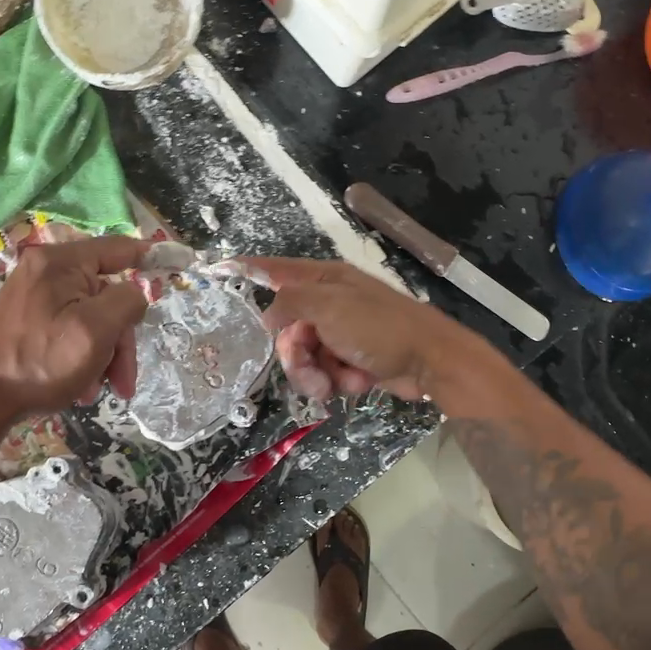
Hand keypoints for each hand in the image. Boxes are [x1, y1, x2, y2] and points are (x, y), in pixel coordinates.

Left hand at [0, 236, 148, 421]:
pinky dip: (80, 359)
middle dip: (120, 341)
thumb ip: (126, 302)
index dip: (150, 257)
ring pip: (90, 320)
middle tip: (123, 382)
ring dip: (102, 357)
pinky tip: (78, 388)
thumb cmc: (39, 362)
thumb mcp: (95, 330)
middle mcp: (44, 272)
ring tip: (96, 390)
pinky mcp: (25, 322)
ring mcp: (32, 298)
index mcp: (60, 262)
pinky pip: (68, 332)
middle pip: (106, 296)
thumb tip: (135, 295)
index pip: (118, 249)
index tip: (180, 261)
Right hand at [249, 257, 483, 401]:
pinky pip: (324, 374)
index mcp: (323, 280)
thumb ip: (290, 303)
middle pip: (285, 329)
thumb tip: (267, 316)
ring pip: (302, 358)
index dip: (249, 269)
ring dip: (316, 375)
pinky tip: (358, 383)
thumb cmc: (381, 327)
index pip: (277, 270)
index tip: (219, 267)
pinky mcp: (350, 360)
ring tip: (337, 382)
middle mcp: (329, 303)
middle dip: (294, 354)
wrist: (431, 363)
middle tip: (309, 362)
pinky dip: (337, 382)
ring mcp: (340, 334)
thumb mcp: (330, 306)